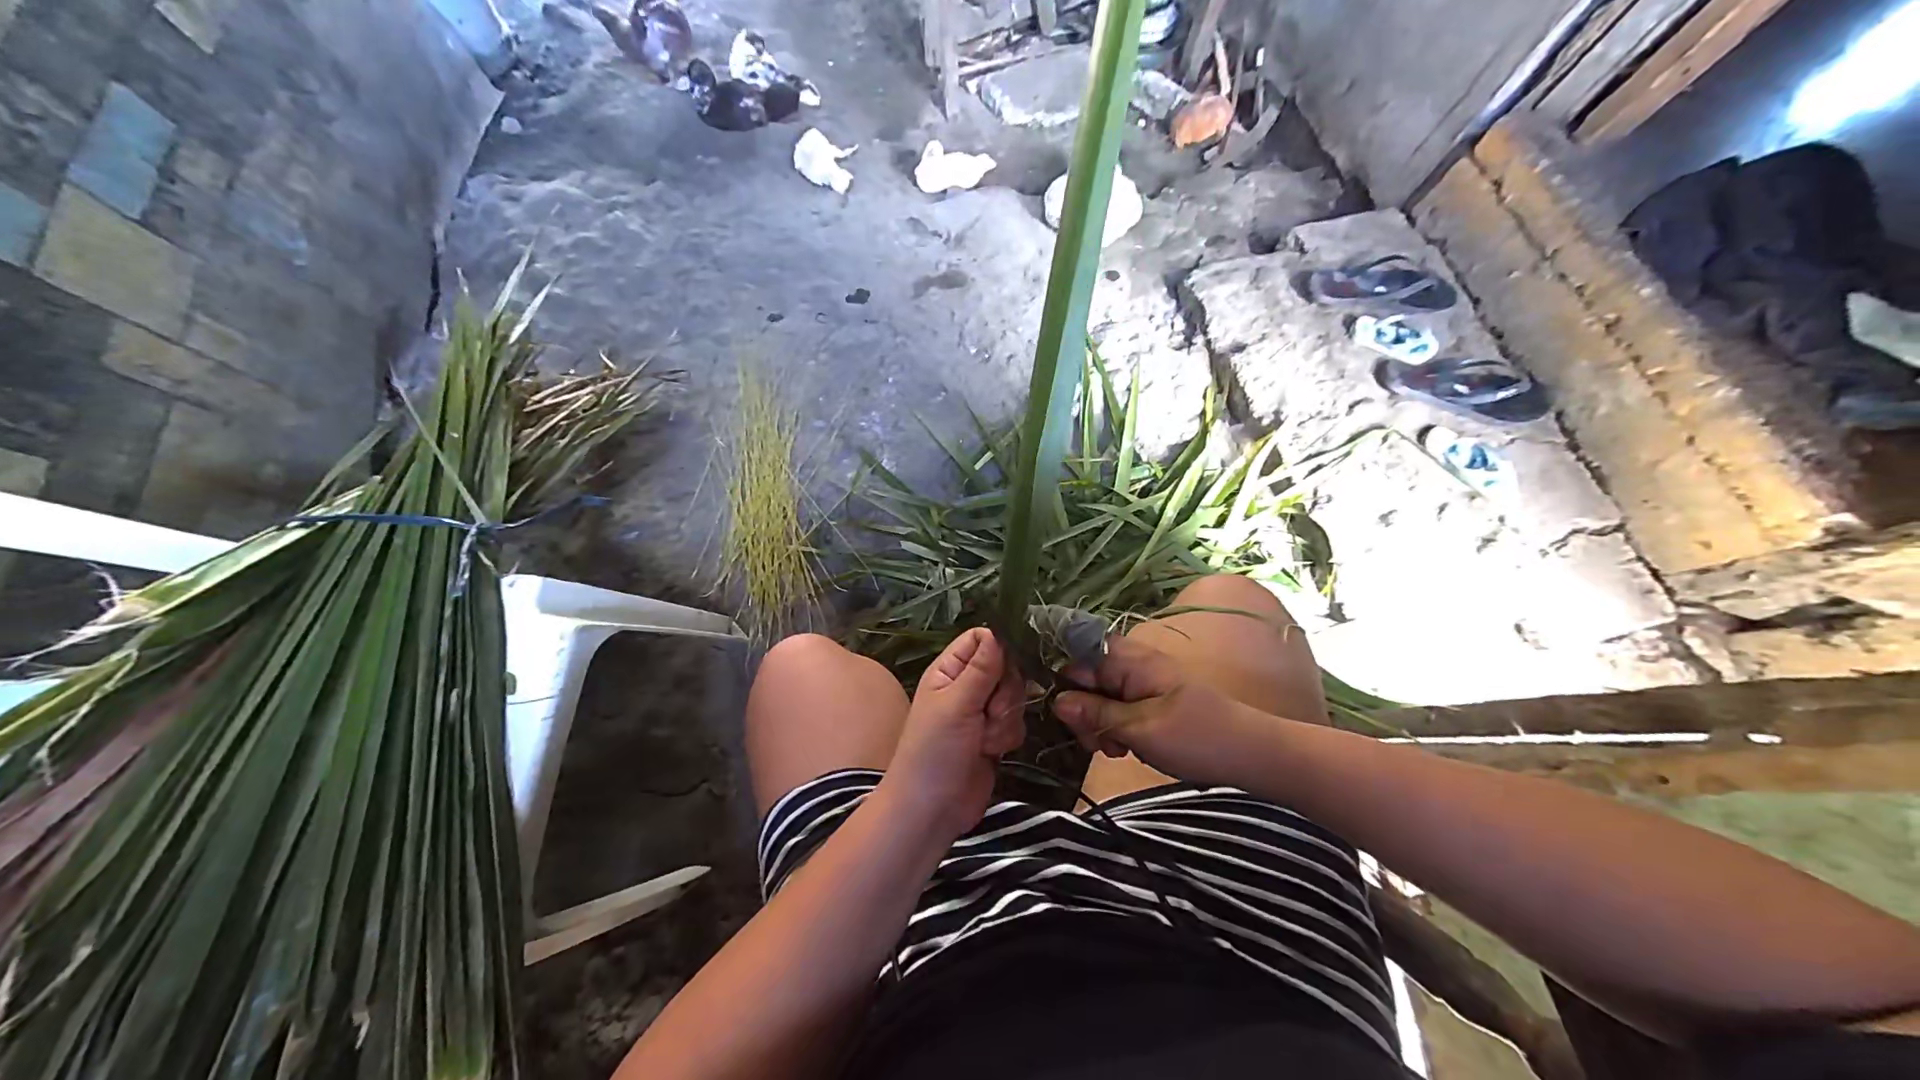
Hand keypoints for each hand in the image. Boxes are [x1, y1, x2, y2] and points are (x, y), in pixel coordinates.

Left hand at [882, 628, 1026, 840]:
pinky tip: (992, 752)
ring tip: (984, 740)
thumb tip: (999, 630)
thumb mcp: (957, 705)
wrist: (932, 810)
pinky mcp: (995, 736)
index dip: (999, 649)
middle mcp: (965, 686)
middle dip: (1005, 693)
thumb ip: (981, 668)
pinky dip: (1008, 737)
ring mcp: (981, 712)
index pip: (982, 638)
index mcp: (948, 670)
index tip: (1005, 669)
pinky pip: (1017, 722)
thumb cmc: (934, 752)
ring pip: (1015, 697)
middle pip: (1006, 668)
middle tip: (988, 713)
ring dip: (1005, 720)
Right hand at [1051, 635, 1264, 785]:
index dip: (1066, 686)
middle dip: (1084, 711)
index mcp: (1131, 660)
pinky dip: (1119, 728)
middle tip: (1099, 745)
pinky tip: (1129, 748)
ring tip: (1117, 750)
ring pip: (1103, 696)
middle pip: (1088, 678)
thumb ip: (1096, 713)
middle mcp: (1135, 664)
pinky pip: (1122, 707)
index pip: (1078, 658)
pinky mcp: (1155, 701)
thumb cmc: (1196, 738)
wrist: (1254, 754)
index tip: (1068, 720)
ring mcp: (1146, 682)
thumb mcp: (1139, 729)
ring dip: (1101, 724)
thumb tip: (1056, 700)